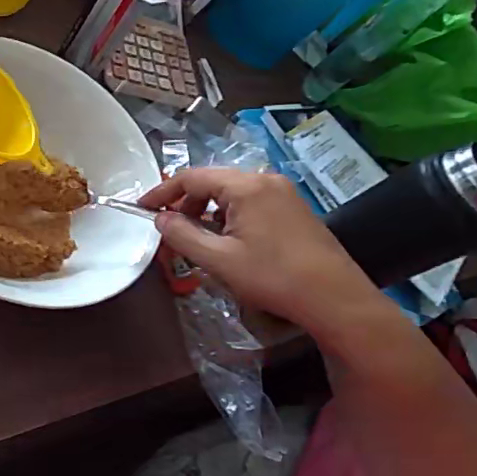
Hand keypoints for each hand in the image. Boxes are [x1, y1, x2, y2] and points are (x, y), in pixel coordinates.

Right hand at [138, 168, 390, 342]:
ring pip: (230, 193)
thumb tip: (160, 219)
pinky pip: (249, 202)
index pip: (191, 177)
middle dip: (185, 203)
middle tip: (169, 230)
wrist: (334, 297)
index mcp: (246, 186)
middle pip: (212, 182)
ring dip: (206, 211)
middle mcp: (265, 180)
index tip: (142, 208)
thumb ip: (182, 235)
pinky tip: (226, 241)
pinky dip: (228, 216)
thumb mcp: (218, 260)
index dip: (162, 192)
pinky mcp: (293, 208)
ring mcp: (283, 193)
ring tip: (196, 239)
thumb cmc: (273, 277)